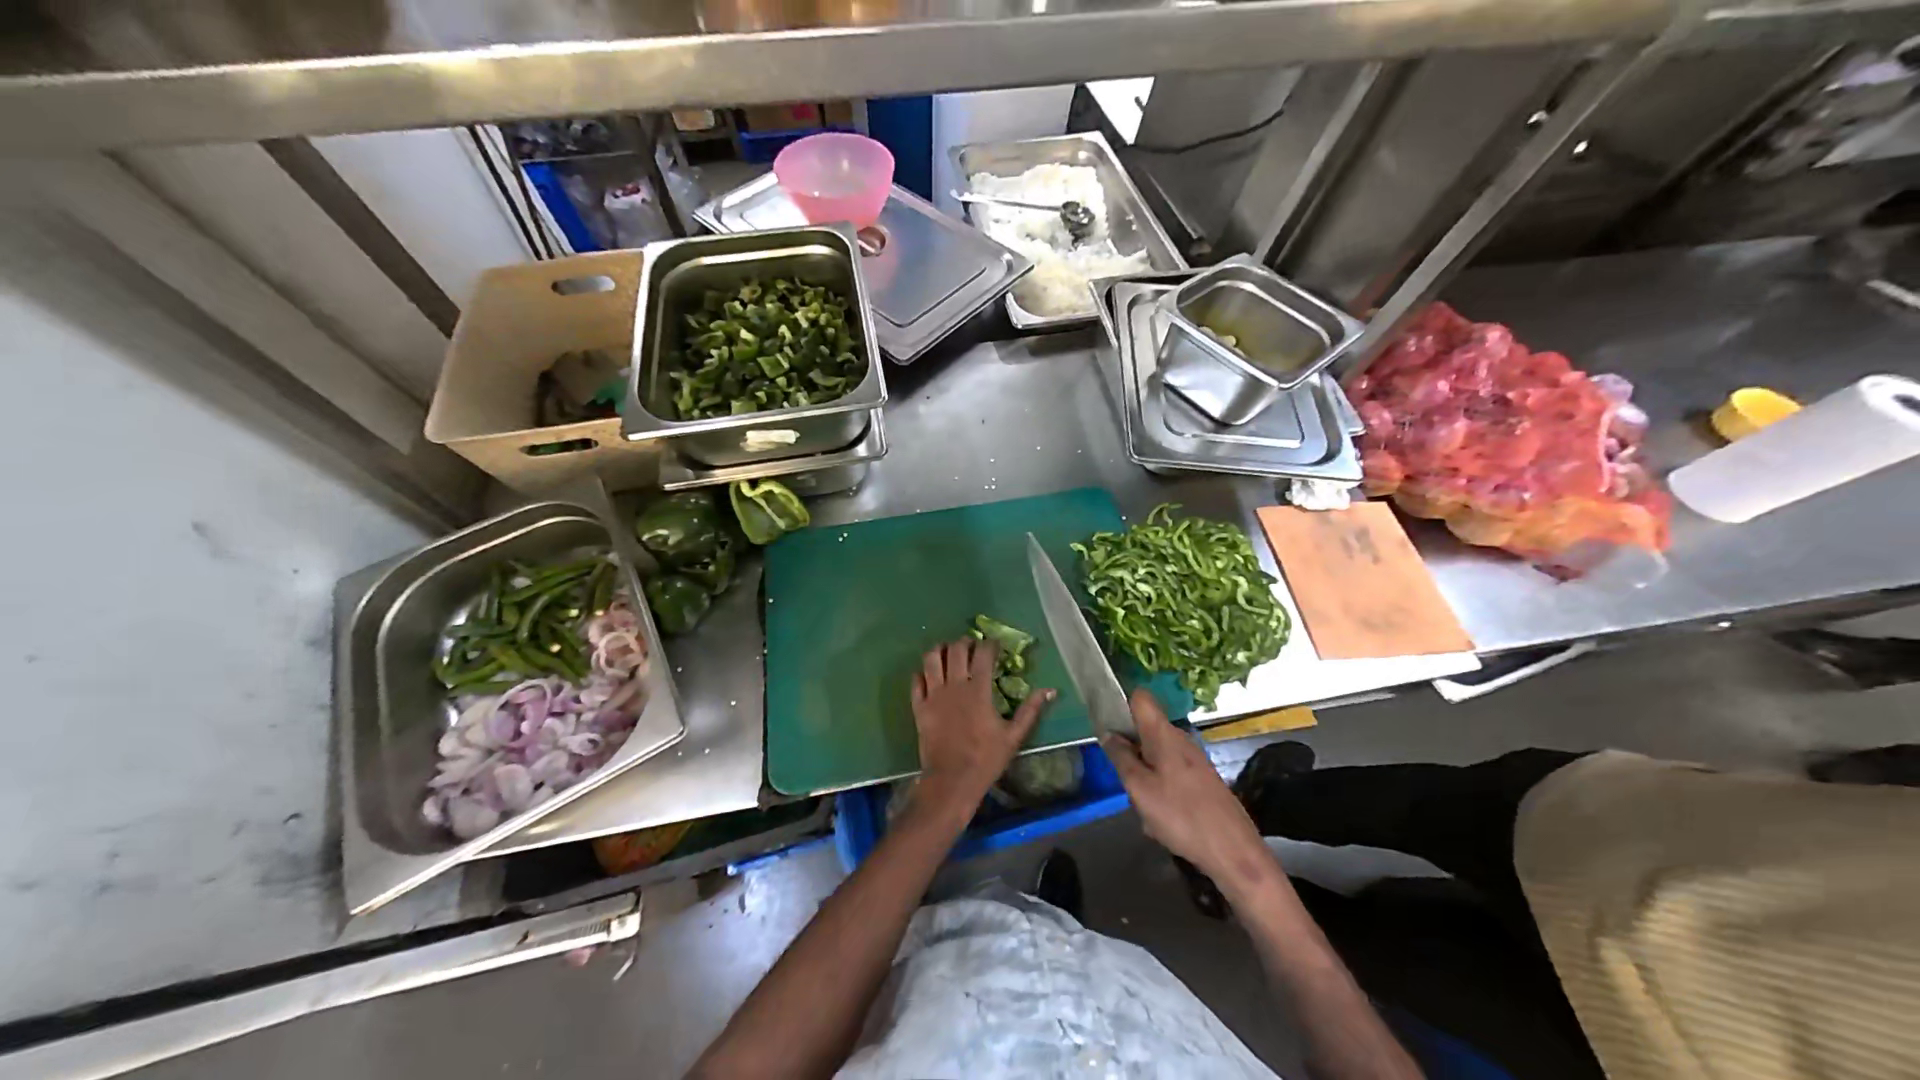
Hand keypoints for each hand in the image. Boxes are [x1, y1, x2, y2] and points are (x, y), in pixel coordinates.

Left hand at [911, 638, 1055, 812]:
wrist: (952, 781)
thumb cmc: (986, 759)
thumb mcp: (1014, 736)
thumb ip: (1030, 710)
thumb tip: (1049, 690)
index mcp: (978, 690)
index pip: (983, 654)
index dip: (990, 644)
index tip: (996, 645)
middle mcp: (954, 686)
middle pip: (956, 649)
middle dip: (965, 642)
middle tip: (972, 646)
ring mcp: (933, 695)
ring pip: (931, 659)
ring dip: (941, 650)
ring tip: (948, 651)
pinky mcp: (919, 707)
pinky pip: (916, 680)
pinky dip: (922, 672)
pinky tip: (929, 675)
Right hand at [1103, 689, 1277, 896]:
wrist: (1233, 851)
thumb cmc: (1181, 816)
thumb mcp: (1139, 788)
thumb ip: (1121, 757)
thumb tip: (1109, 734)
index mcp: (1164, 734)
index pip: (1140, 698)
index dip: (1121, 704)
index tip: (1107, 727)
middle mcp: (1181, 740)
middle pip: (1146, 730)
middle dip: (1130, 750)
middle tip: (1124, 779)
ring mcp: (1194, 760)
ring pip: (1156, 756)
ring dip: (1143, 775)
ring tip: (1142, 806)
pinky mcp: (1202, 780)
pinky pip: (1170, 774)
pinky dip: (1160, 790)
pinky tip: (1161, 819)